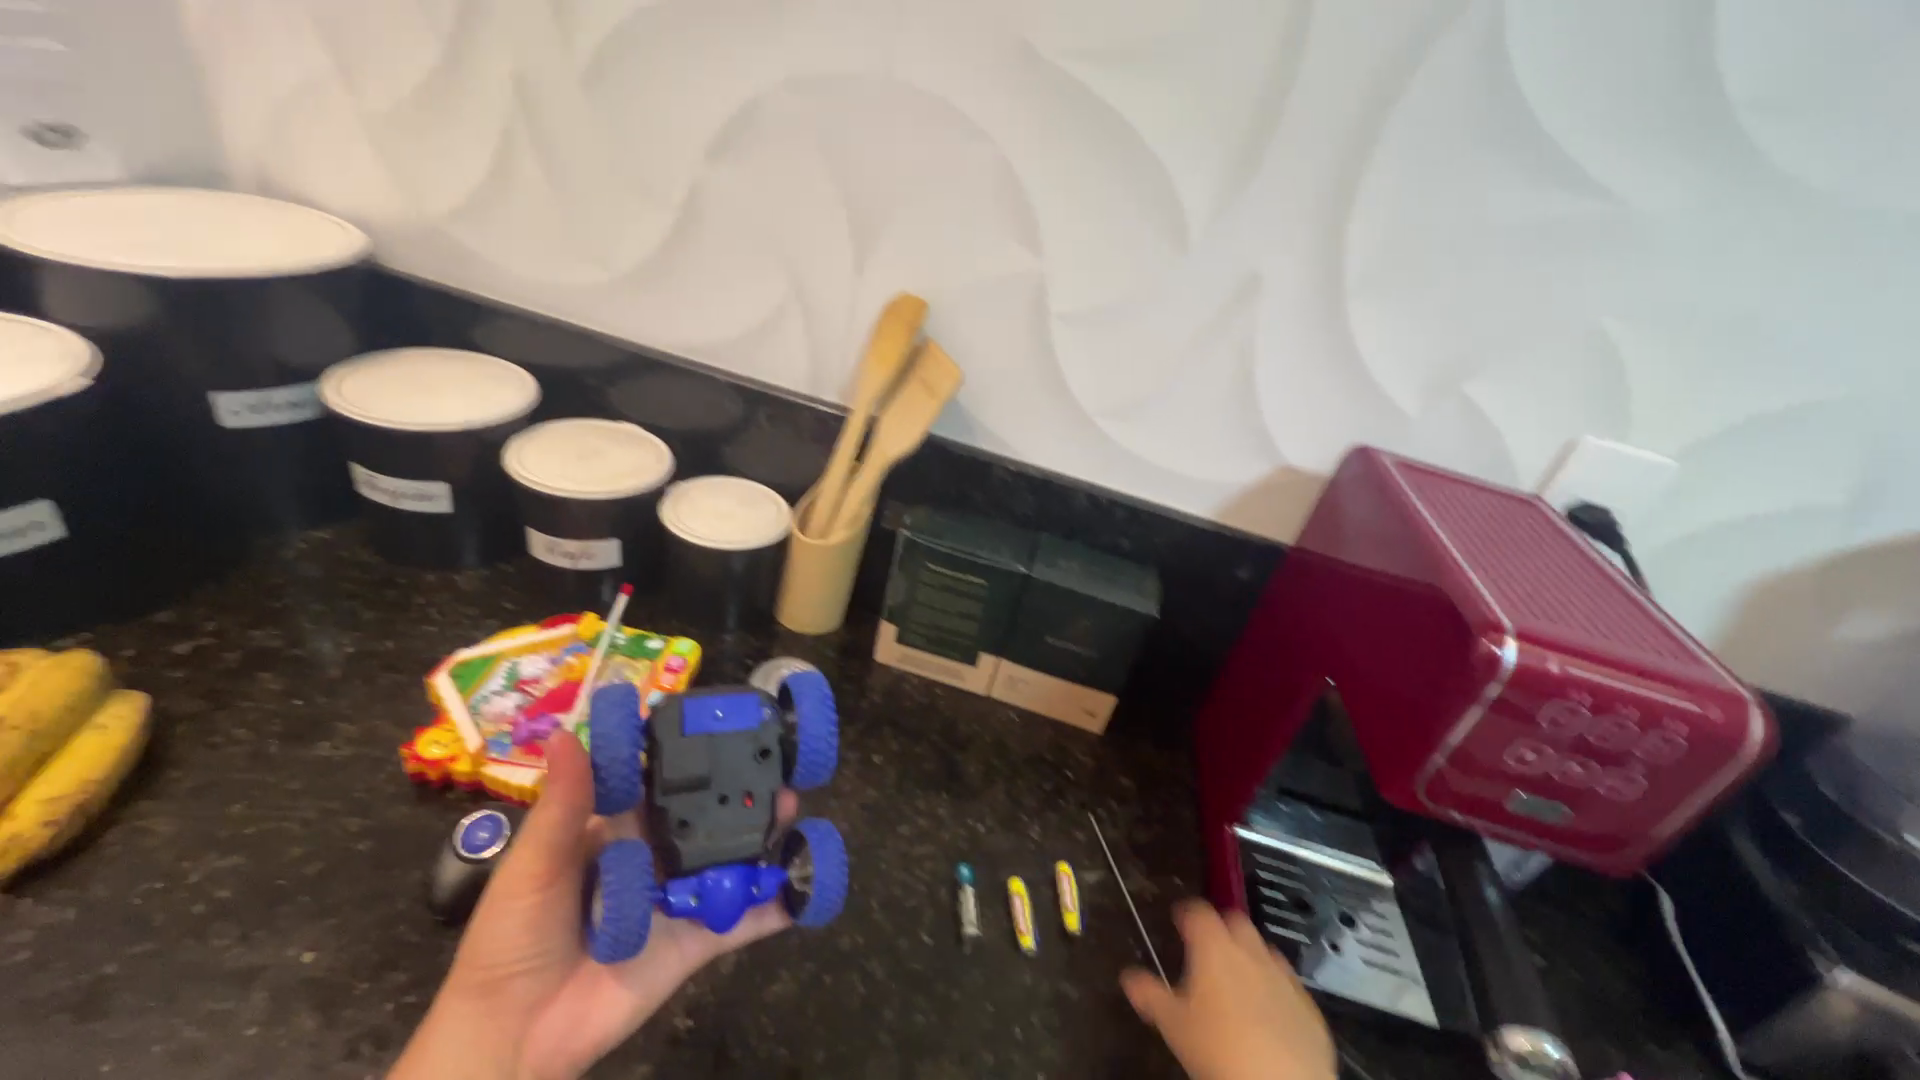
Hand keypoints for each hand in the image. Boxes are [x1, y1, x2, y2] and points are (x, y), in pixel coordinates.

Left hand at [391, 732, 795, 1079]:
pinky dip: (776, 905)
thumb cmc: (513, 936)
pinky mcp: (696, 942)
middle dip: (738, 790)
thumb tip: (566, 731)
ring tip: (793, 806)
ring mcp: (678, 899)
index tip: (723, 722)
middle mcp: (652, 857)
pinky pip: (742, 920)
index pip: (655, 782)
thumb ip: (563, 803)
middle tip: (775, 763)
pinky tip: (806, 883)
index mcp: (612, 831)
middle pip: (703, 817)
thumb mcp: (532, 863)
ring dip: (763, 835)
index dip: (688, 754)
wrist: (516, 1031)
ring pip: (728, 860)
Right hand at [1122, 900, 1335, 1079]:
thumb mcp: (1173, 1025)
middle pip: (1235, 920)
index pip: (1198, 911)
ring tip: (1236, 980)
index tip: (1178, 920)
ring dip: (1249, 954)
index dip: (1186, 912)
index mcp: (1214, 948)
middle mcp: (1250, 951)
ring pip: (1263, 949)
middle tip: (1206, 947)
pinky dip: (1273, 985)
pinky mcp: (1308, 1004)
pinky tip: (1267, 1011)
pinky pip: (1286, 981)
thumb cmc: (1218, 1049)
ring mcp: (1283, 975)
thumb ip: (1149, 995)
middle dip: (1221, 926)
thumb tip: (1129, 976)